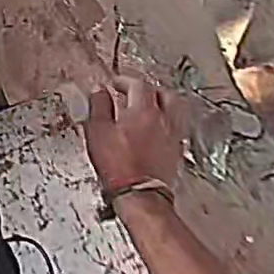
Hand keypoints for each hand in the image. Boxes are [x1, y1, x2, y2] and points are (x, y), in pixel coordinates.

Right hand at [85, 75, 186, 194]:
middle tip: (133, 90)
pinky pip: (176, 126)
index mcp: (143, 111)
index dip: (125, 80)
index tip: (115, 83)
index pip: (138, 85)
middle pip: (163, 94)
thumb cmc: (118, 164)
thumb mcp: (97, 130)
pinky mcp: (176, 150)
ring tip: (148, 105)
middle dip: (148, 88)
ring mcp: (173, 135)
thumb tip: (100, 92)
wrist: (139, 193)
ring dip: (161, 102)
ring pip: (174, 109)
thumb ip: (99, 107)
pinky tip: (156, 126)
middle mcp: (163, 120)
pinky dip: (166, 120)